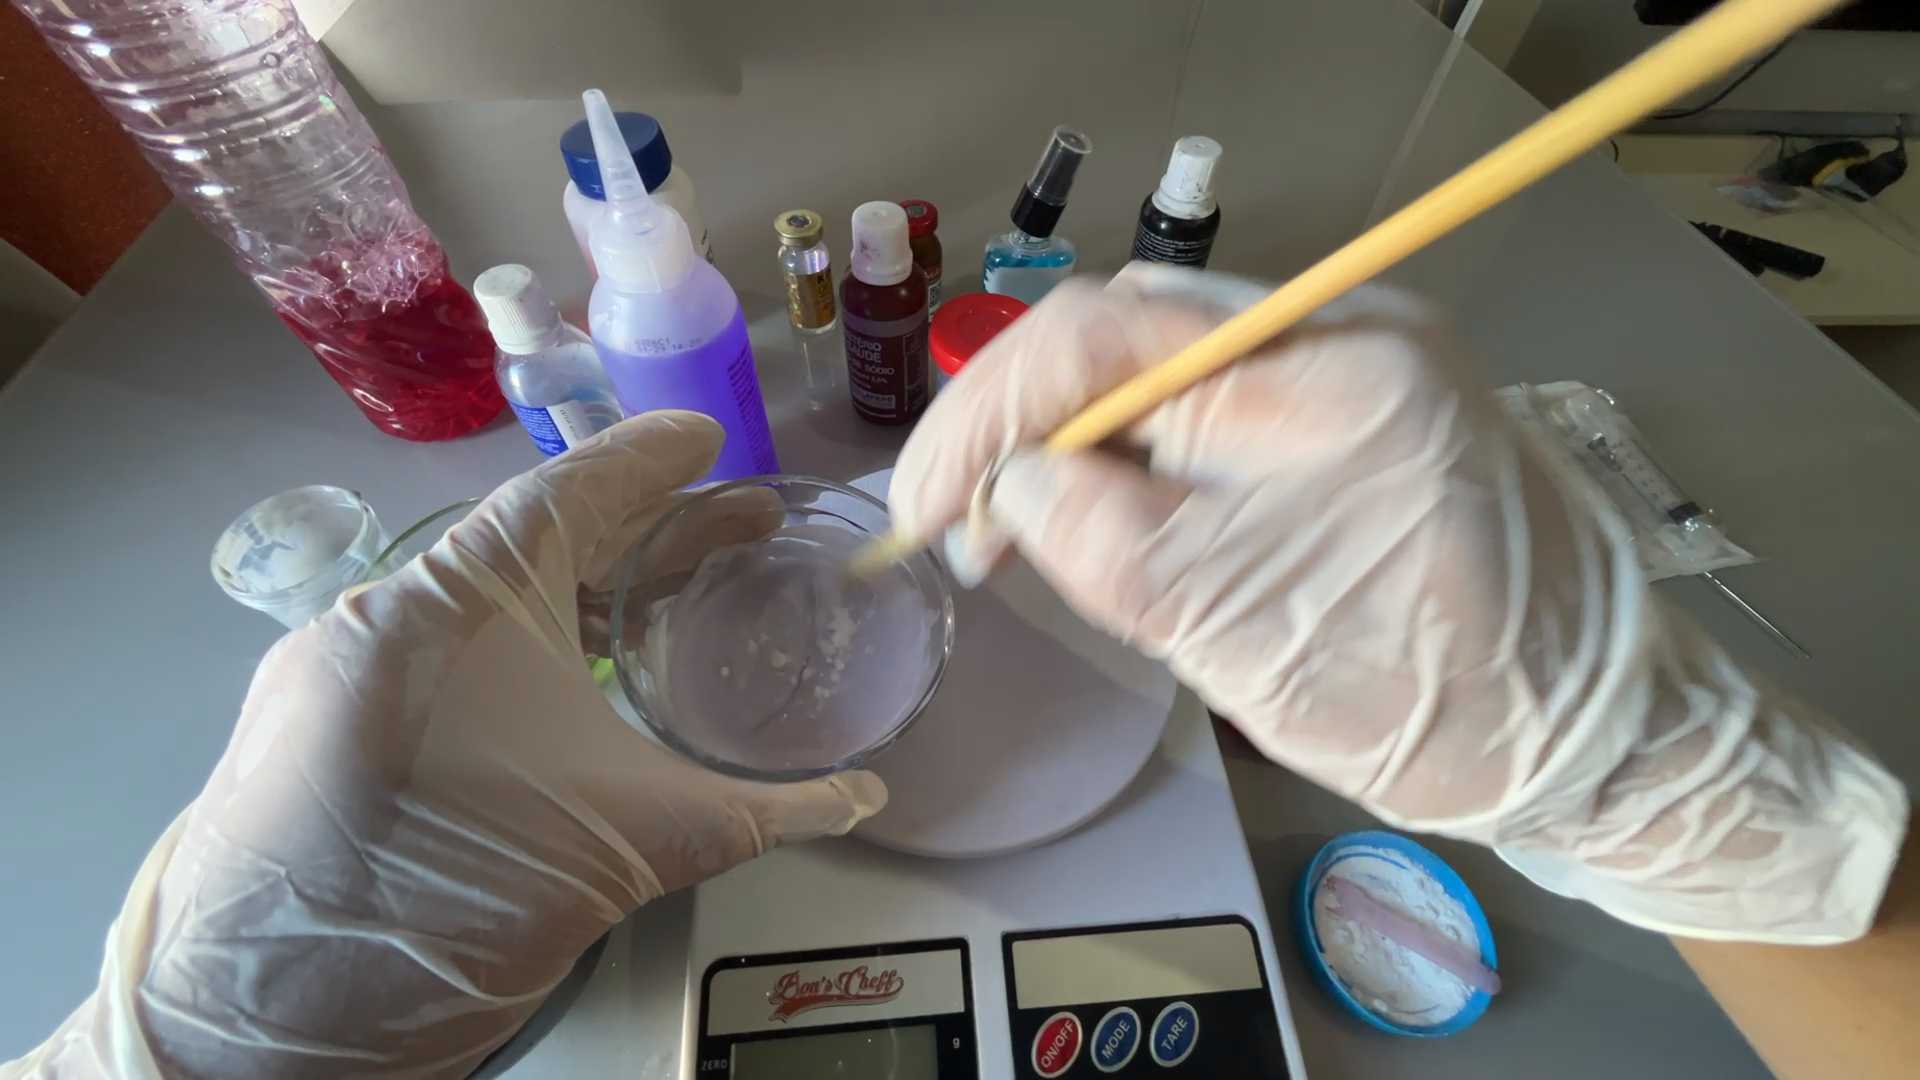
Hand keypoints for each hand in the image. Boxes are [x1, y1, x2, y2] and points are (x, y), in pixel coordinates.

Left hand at [9, 414, 883, 1079]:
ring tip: (690, 580)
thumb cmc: (465, 905)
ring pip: (507, 587)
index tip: (710, 437)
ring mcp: (359, 661)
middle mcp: (399, 614)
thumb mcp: (640, 842)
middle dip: (659, 523)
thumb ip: (769, 809)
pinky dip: (551, 625)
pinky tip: (600, 654)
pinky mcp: (341, 712)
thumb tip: (864, 797)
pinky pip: (467, 634)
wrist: (273, 1046)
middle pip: (551, 536)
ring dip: (604, 576)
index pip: (568, 493)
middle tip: (748, 524)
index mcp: (460, 609)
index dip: (646, 456)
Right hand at [892, 265, 1904, 943]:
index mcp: (1323, 369)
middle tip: (956, 518)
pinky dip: (1107, 460)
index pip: (1103, 338)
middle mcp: (1324, 334)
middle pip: (1111, 336)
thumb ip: (1108, 544)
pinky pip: (1177, 414)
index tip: (922, 508)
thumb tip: (1011, 485)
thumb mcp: (1245, 630)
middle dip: (1009, 424)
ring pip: (1136, 375)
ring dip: (1053, 443)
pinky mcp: (1315, 415)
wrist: (1584, 730)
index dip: (986, 415)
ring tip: (1006, 522)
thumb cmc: (1432, 698)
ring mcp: (1323, 366)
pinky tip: (1083, 509)